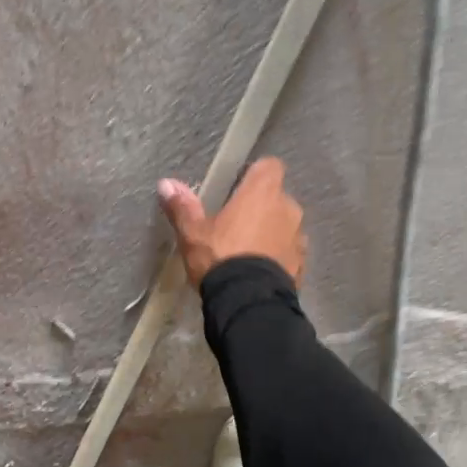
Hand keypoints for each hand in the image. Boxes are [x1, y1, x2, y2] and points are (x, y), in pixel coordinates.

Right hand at [157, 157, 307, 287]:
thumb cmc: (220, 258)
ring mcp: (298, 236)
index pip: (269, 166)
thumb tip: (165, 183)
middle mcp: (287, 207)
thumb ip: (182, 207)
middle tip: (236, 229)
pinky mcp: (301, 262)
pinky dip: (277, 258)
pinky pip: (289, 253)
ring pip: (284, 226)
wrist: (248, 301)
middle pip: (276, 198)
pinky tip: (258, 274)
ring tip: (247, 255)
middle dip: (260, 209)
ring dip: (271, 234)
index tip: (238, 191)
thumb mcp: (193, 234)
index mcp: (262, 192)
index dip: (255, 175)